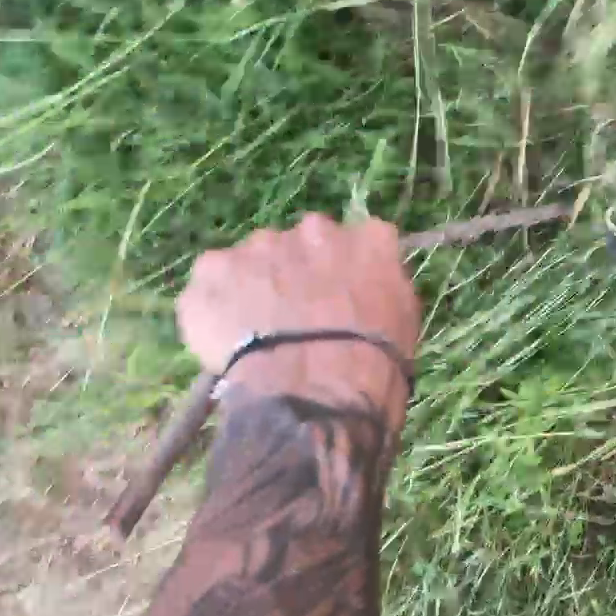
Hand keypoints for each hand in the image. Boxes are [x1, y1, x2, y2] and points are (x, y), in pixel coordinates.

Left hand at [177, 214, 420, 422]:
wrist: (318, 385)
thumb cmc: (376, 358)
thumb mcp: (404, 316)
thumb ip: (383, 283)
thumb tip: (367, 284)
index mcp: (367, 239)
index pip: (362, 239)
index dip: (351, 267)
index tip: (349, 294)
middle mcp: (313, 229)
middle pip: (304, 243)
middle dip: (302, 269)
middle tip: (304, 313)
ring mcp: (259, 245)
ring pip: (256, 259)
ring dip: (259, 284)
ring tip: (263, 330)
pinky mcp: (212, 269)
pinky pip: (214, 284)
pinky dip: (221, 305)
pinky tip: (233, 339)